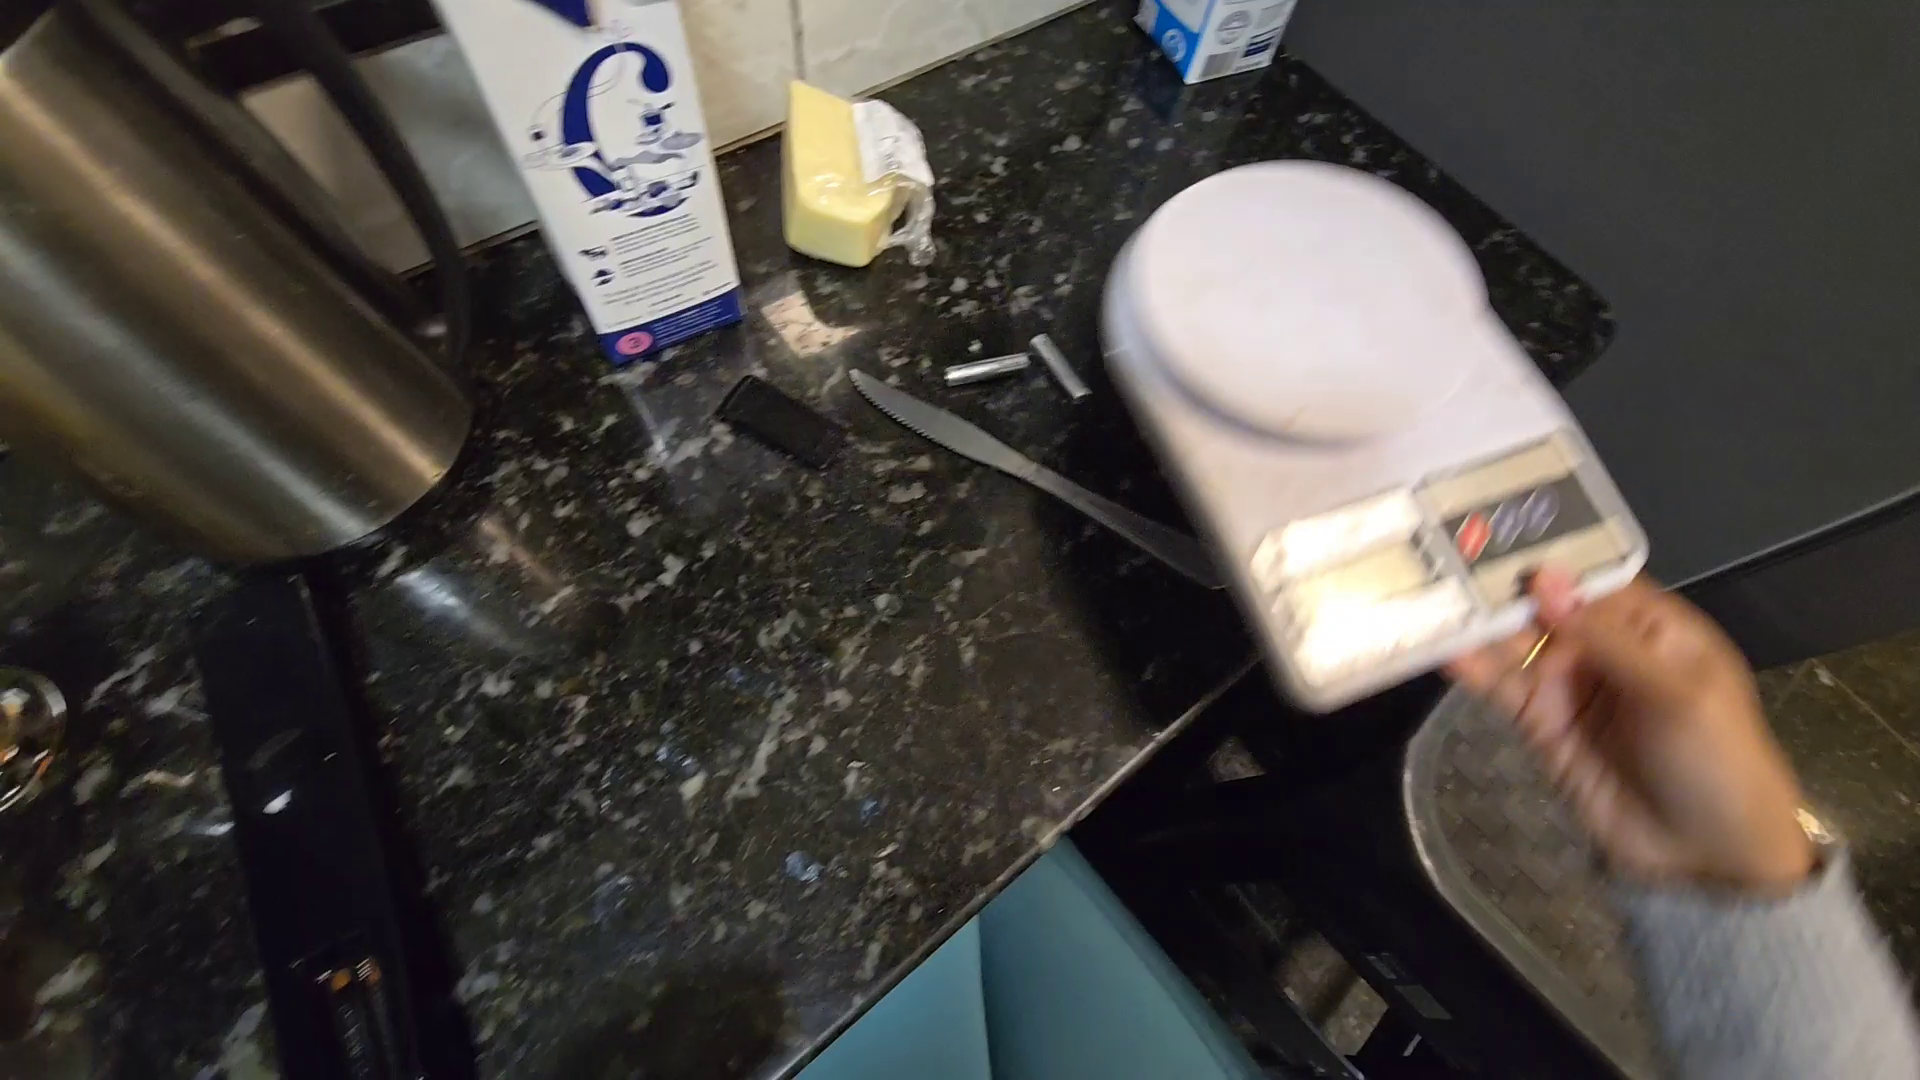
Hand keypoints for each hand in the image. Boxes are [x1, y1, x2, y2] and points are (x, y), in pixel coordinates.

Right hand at [1447, 568, 1814, 894]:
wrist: (1702, 858)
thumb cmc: (1716, 764)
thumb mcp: (1675, 695)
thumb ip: (1605, 637)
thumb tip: (1545, 578)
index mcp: (1651, 628)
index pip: (1588, 579)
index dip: (1543, 559)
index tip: (1490, 536)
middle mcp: (1599, 645)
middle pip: (1536, 606)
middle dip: (1493, 588)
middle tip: (1439, 562)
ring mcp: (1562, 681)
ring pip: (1507, 641)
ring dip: (1470, 624)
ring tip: (1426, 599)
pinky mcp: (1532, 715)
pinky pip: (1494, 682)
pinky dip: (1465, 666)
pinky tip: (1437, 648)